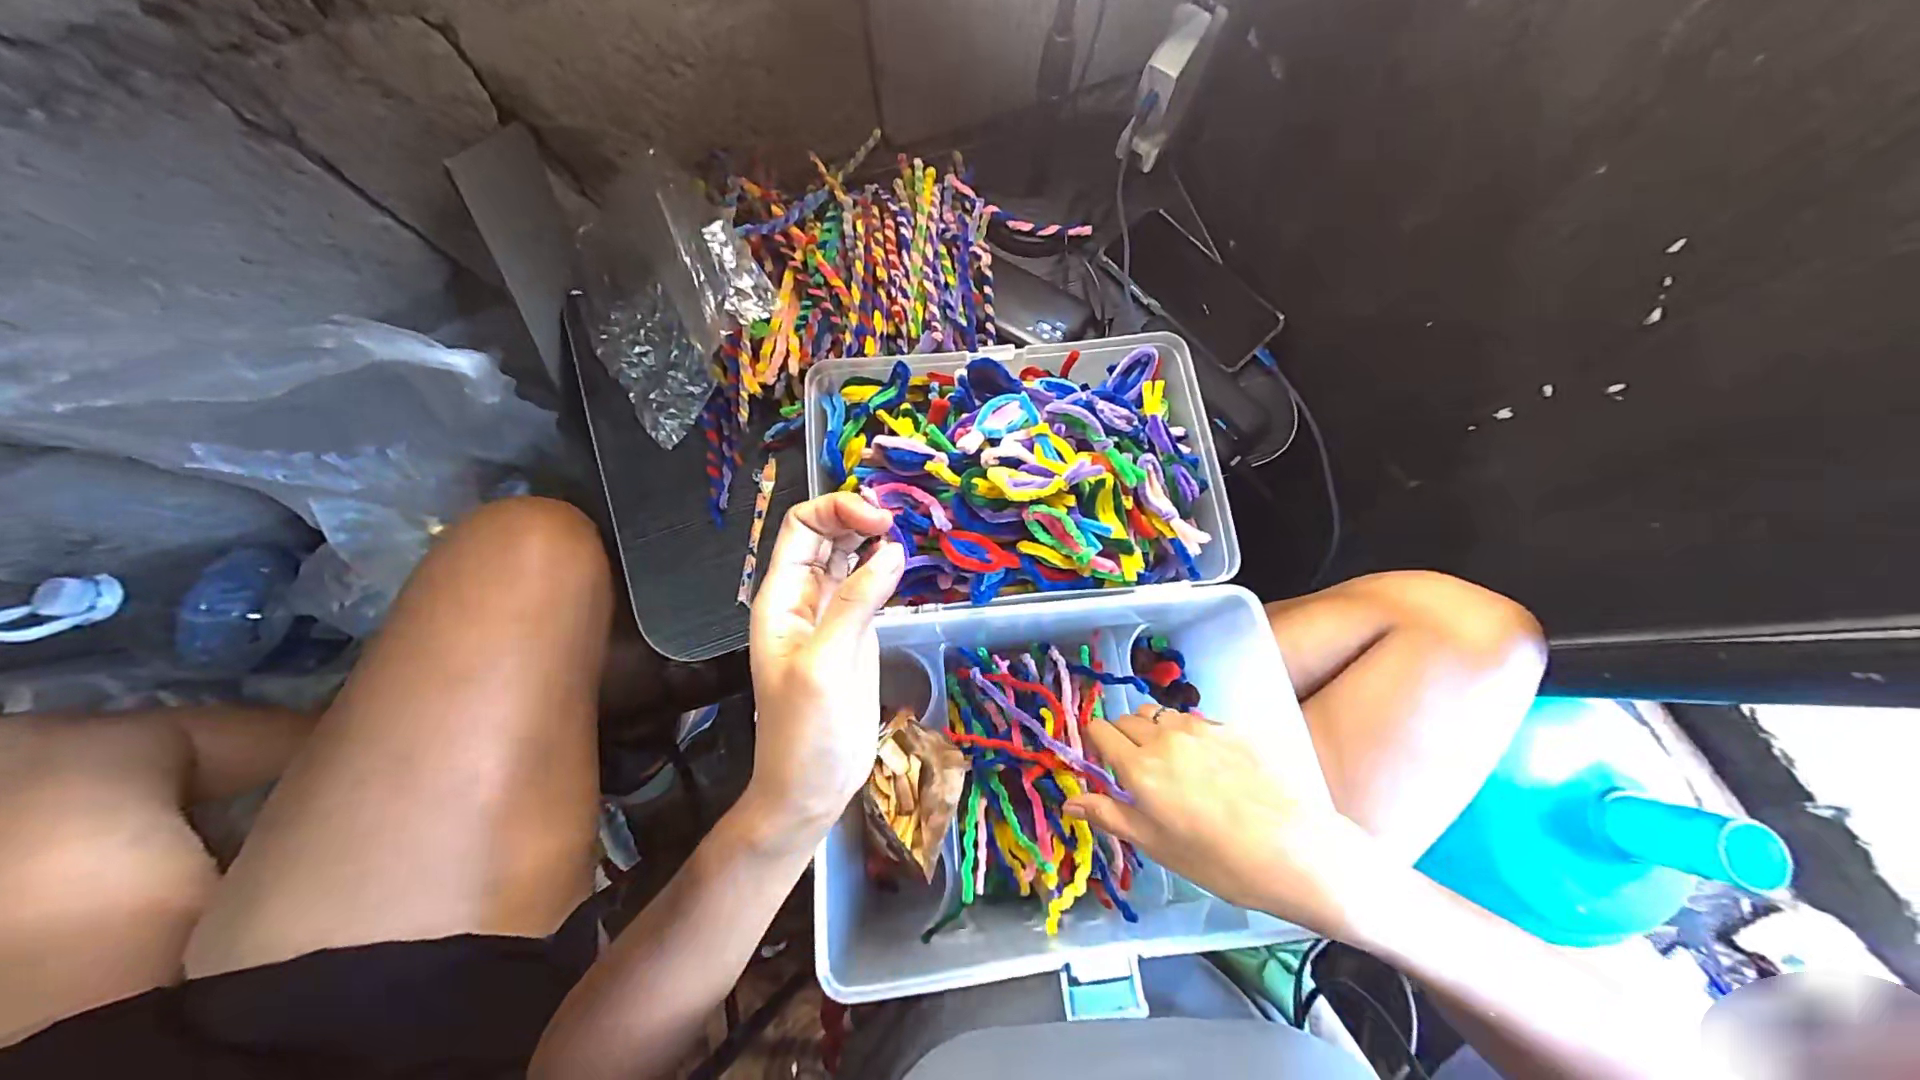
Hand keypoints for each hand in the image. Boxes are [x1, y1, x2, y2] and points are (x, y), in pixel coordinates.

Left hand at [746, 493, 903, 840]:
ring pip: (849, 556)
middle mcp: (804, 597)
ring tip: (903, 536)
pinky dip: (884, 567)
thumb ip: (856, 603)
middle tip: (897, 525)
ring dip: (872, 538)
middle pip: (826, 533)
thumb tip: (893, 549)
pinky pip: (867, 585)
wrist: (810, 786)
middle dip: (857, 517)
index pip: (801, 528)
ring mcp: (831, 614)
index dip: (837, 510)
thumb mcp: (825, 663)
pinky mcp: (855, 632)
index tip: (880, 522)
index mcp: (781, 597)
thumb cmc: (804, 731)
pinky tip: (902, 563)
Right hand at [1066, 706, 1392, 941]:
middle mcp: (1164, 737)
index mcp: (1139, 768)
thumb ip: (1109, 815)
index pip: (1099, 730)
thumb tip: (1069, 801)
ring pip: (1159, 713)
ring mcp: (1199, 728)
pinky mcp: (1229, 728)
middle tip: (1137, 770)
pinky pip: (1192, 719)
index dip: (1095, 743)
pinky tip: (1206, 765)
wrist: (1294, 850)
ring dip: (1153, 730)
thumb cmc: (1217, 860)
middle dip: (1122, 737)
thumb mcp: (1156, 844)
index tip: (1103, 762)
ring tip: (1171, 764)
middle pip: (1126, 718)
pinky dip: (1185, 733)